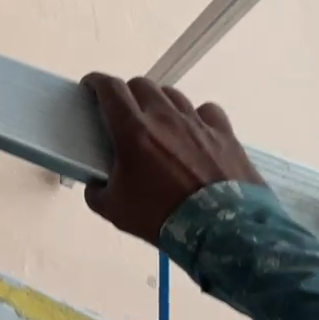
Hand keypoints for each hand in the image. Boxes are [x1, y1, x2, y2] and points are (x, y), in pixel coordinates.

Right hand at [79, 73, 264, 245]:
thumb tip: (94, 185)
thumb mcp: (115, 210)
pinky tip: (196, 131)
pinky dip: (198, 115)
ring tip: (160, 121)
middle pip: (140, 84)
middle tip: (125, 113)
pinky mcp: (227, 136)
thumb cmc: (165, 218)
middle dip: (127, 93)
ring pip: (173, 94)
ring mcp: (198, 125)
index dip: (95, 82)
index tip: (90, 89)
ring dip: (160, 102)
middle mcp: (164, 118)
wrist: (228, 237)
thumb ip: (96, 192)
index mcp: (132, 129)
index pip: (108, 87)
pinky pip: (208, 111)